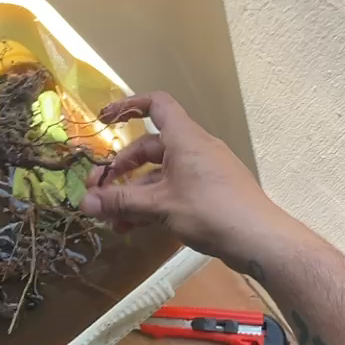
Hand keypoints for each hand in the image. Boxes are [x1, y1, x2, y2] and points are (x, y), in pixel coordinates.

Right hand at [79, 92, 294, 263]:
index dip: (128, 106)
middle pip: (150, 147)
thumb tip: (84, 203)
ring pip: (160, 174)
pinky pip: (173, 189)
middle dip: (121, 168)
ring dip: (134, 193)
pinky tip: (134, 227)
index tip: (104, 120)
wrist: (260, 239)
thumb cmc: (210, 211)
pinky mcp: (209, 193)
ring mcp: (203, 171)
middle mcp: (195, 149)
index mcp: (185, 139)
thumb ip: (121, 202)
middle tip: (98, 191)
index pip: (156, 105)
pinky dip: (152, 203)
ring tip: (112, 219)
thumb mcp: (160, 206)